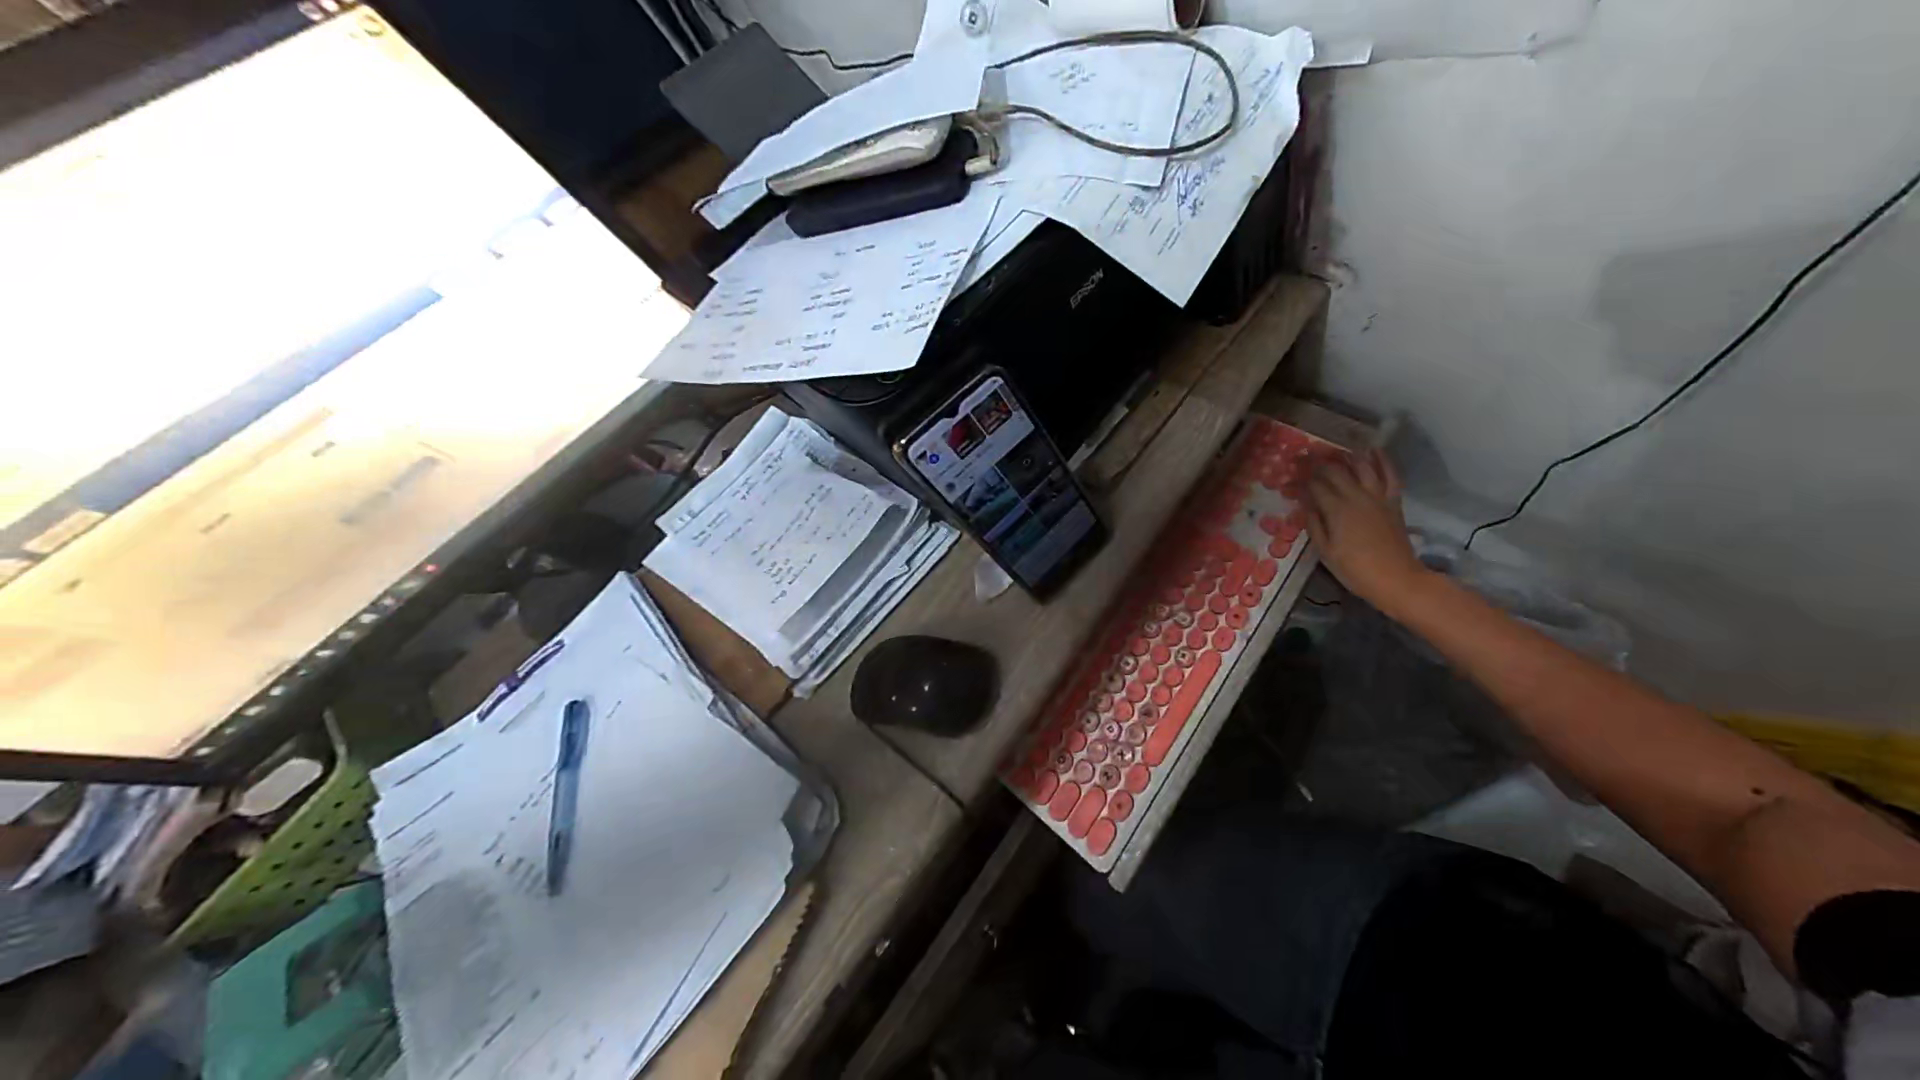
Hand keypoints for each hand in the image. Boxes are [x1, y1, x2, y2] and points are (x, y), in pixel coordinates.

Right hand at [1303, 447, 1427, 605]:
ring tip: (1334, 449)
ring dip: (1346, 455)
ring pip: (1362, 467)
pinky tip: (1374, 450)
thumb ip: (1314, 525)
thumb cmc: (1355, 570)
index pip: (1314, 486)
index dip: (1300, 479)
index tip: (1290, 474)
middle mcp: (1356, 497)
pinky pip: (1390, 475)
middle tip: (1305, 457)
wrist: (1397, 579)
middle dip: (1318, 462)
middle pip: (1335, 471)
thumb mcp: (1325, 552)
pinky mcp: (1393, 502)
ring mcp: (1377, 497)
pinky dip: (1383, 461)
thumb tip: (1306, 505)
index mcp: (1336, 510)